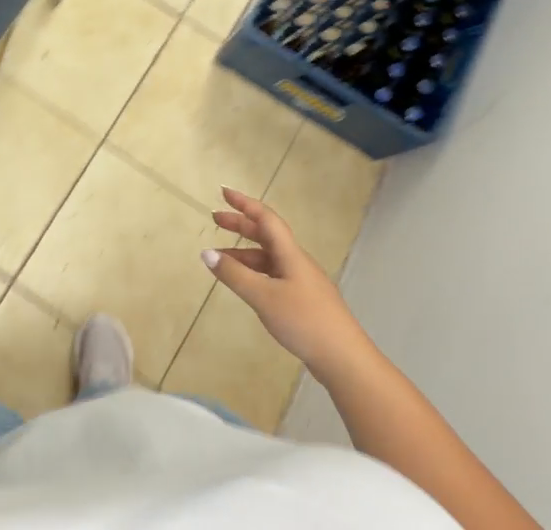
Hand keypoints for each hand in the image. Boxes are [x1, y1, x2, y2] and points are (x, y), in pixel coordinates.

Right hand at [203, 187, 359, 366]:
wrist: (344, 359)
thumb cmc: (304, 321)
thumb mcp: (263, 297)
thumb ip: (234, 275)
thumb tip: (206, 253)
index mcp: (290, 254)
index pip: (266, 219)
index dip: (244, 204)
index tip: (223, 193)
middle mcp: (297, 262)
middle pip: (267, 235)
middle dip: (241, 225)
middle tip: (215, 220)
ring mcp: (302, 282)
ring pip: (269, 258)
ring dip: (244, 253)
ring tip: (220, 258)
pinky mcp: (304, 300)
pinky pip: (273, 275)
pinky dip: (254, 273)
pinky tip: (245, 284)